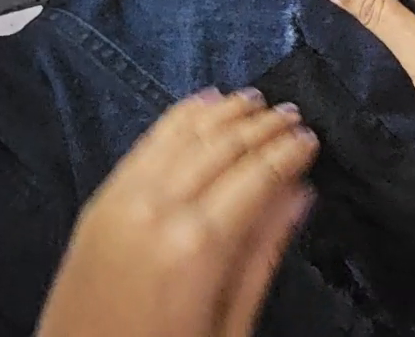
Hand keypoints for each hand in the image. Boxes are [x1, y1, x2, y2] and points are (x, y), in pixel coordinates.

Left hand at [37, 89, 318, 336]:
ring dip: (223, 112)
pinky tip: (201, 102)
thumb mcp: (228, 327)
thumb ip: (262, 254)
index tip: (312, 137)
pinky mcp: (102, 195)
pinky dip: (179, 117)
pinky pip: (147, 141)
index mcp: (197, 245)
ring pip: (184, 133)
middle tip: (292, 112)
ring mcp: (125, 195)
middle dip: (261, 125)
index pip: (255, 176)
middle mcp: (160, 206)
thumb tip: (300, 194)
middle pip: (222, 146)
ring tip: (254, 100)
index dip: (287, 152)